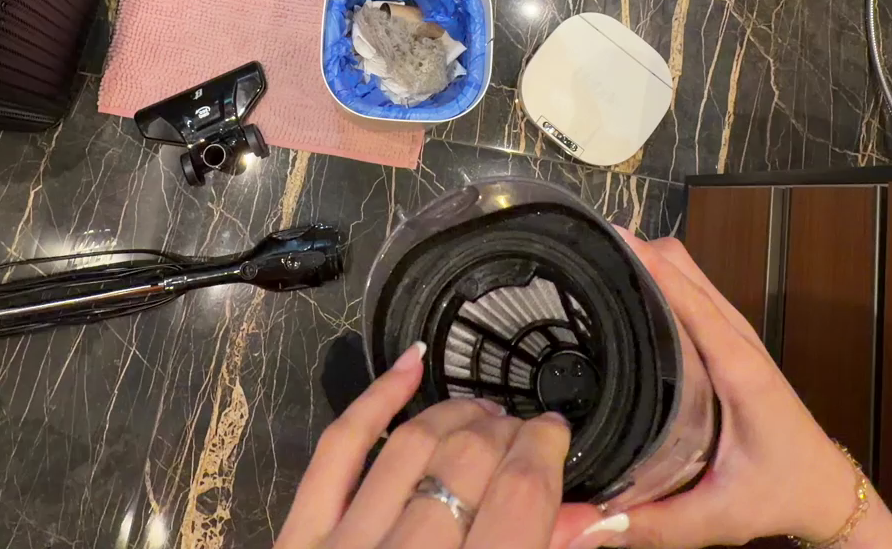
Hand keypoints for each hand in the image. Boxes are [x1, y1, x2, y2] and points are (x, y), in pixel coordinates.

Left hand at [278, 341, 573, 548]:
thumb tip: (594, 516)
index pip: (521, 499)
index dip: (546, 451)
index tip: (556, 433)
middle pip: (468, 462)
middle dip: (506, 432)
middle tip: (522, 429)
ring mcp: (342, 548)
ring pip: (411, 445)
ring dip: (455, 415)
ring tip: (483, 411)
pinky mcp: (297, 538)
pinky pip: (339, 447)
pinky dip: (378, 396)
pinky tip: (412, 361)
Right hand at [554, 234, 870, 548]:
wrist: (830, 491)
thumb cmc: (778, 495)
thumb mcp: (717, 517)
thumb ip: (651, 522)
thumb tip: (579, 524)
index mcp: (736, 365)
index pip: (688, 296)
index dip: (648, 261)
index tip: (605, 238)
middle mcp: (737, 336)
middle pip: (685, 265)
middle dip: (638, 249)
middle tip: (585, 252)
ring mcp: (736, 330)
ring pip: (690, 268)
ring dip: (649, 257)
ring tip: (598, 261)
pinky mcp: (731, 335)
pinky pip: (693, 285)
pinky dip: (661, 272)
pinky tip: (629, 289)